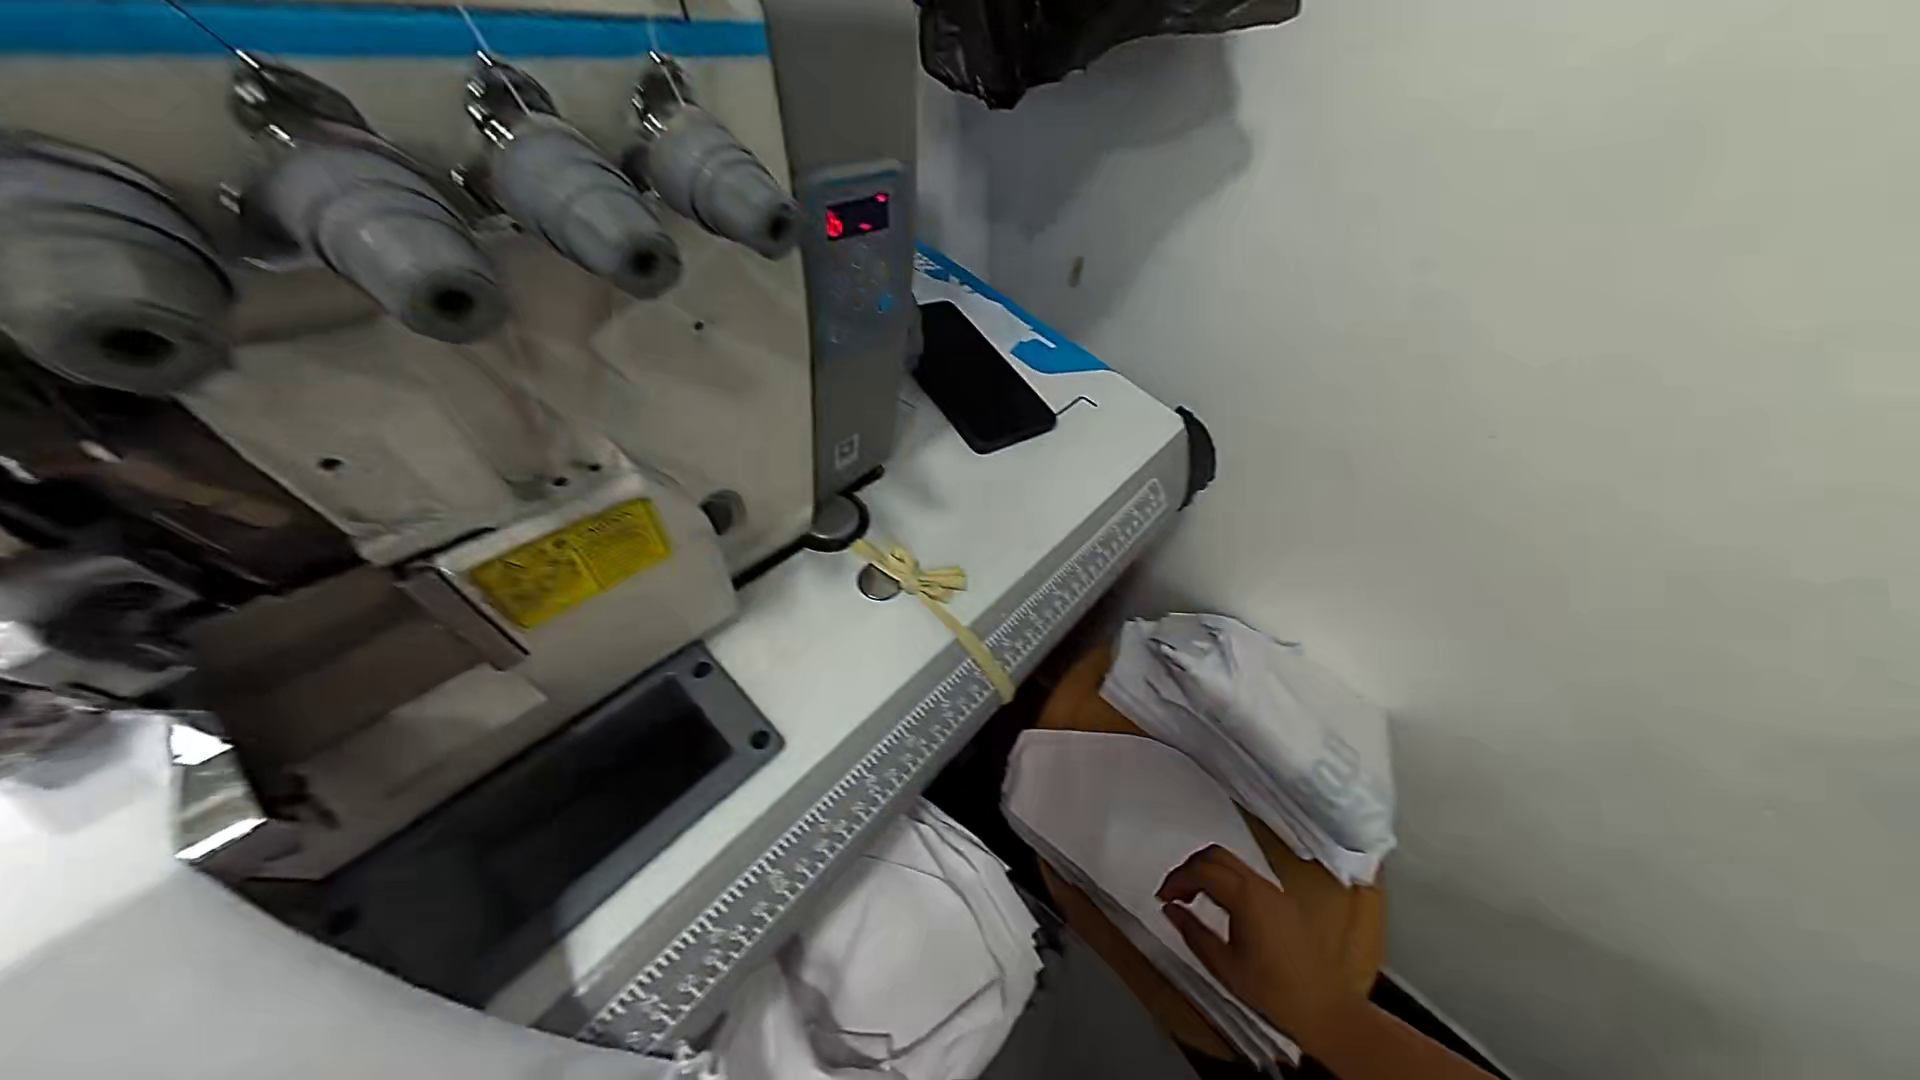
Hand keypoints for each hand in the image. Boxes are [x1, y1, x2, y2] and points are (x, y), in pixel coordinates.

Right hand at [1156, 845, 1358, 1047]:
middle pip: (1216, 854)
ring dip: (1208, 871)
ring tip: (1192, 897)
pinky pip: (1248, 877)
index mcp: (1245, 896)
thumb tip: (1171, 910)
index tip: (1163, 896)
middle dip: (1190, 867)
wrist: (1329, 1013)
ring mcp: (1277, 893)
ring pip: (1233, 863)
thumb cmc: (1275, 993)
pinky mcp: (1286, 904)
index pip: (1201, 869)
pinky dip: (1226, 880)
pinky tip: (1221, 906)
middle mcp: (1262, 886)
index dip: (1176, 879)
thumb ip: (1192, 931)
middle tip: (1174, 890)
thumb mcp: (1224, 966)